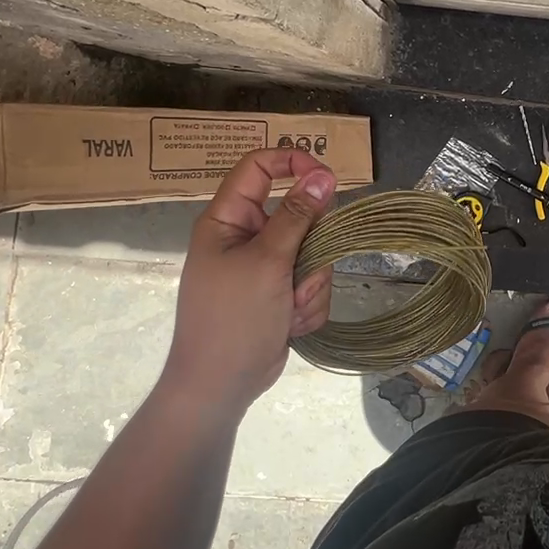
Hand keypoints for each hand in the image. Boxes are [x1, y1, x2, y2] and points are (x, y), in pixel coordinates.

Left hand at [163, 149, 334, 409]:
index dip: (293, 162)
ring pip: (314, 253)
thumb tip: (324, 174)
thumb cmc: (233, 318)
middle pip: (300, 215)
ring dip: (309, 284)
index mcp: (228, 220)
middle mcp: (246, 237)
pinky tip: (289, 324)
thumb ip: (299, 215)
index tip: (328, 177)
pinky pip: (312, 282)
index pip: (259, 167)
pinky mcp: (280, 292)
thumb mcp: (267, 261)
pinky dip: (307, 305)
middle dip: (310, 251)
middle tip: (299, 274)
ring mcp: (264, 267)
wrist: (221, 386)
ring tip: (288, 309)